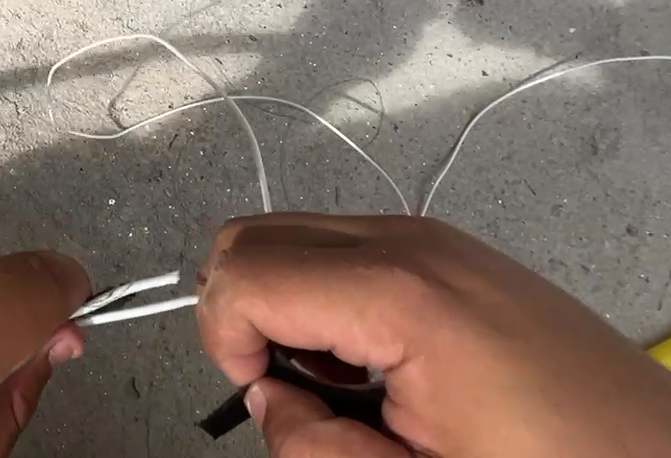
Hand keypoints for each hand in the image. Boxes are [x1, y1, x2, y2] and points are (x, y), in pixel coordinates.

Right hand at [196, 213, 670, 457]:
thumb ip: (316, 446)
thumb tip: (272, 398)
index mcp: (398, 291)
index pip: (244, 273)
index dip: (222, 336)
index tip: (259, 396)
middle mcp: (405, 239)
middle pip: (252, 236)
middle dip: (240, 309)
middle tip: (284, 387)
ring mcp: (430, 235)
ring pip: (287, 233)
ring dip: (279, 299)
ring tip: (334, 378)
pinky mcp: (448, 248)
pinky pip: (337, 244)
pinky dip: (319, 289)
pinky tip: (369, 354)